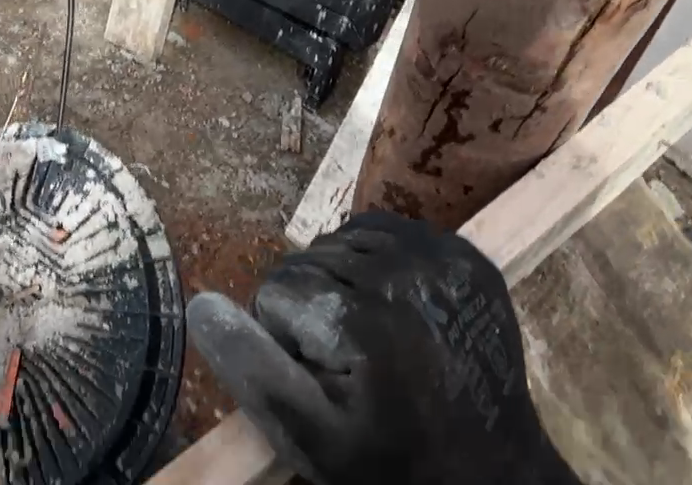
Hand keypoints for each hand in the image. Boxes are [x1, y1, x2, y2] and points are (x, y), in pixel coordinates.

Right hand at [187, 212, 575, 484]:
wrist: (491, 477)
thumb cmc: (388, 461)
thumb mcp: (308, 436)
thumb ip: (250, 367)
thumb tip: (201, 303)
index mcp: (356, 317)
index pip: (273, 290)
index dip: (283, 336)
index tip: (319, 378)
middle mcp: (399, 274)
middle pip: (307, 261)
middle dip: (308, 305)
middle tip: (344, 361)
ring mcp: (439, 260)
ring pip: (340, 242)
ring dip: (337, 279)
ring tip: (365, 333)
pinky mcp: (463, 255)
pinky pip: (383, 231)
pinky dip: (371, 258)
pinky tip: (384, 300)